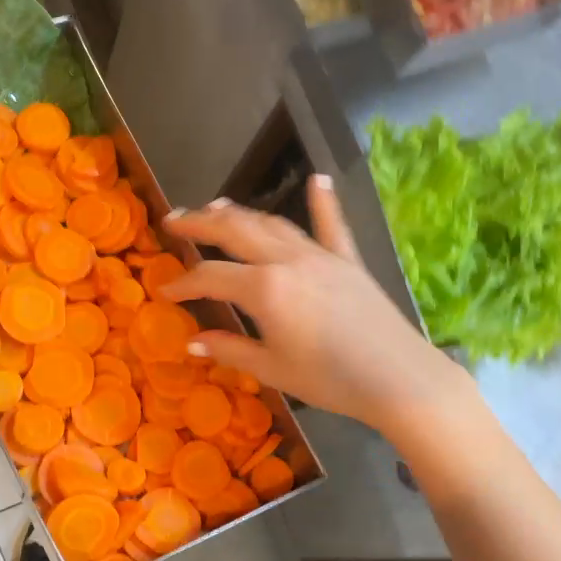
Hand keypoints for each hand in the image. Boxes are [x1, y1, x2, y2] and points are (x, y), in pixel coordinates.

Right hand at [161, 177, 466, 433]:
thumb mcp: (272, 370)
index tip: (163, 290)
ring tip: (218, 206)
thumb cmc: (329, 381)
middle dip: (201, 223)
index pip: (211, 278)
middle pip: (236, 232)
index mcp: (265, 289)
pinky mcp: (348, 262)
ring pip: (274, 224)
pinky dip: (323, 202)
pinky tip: (318, 180)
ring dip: (243, 213)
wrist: (398, 378)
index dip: (183, 283)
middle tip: (175, 220)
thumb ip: (231, 350)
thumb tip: (193, 341)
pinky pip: (332, 226)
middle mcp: (288, 260)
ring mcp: (321, 256)